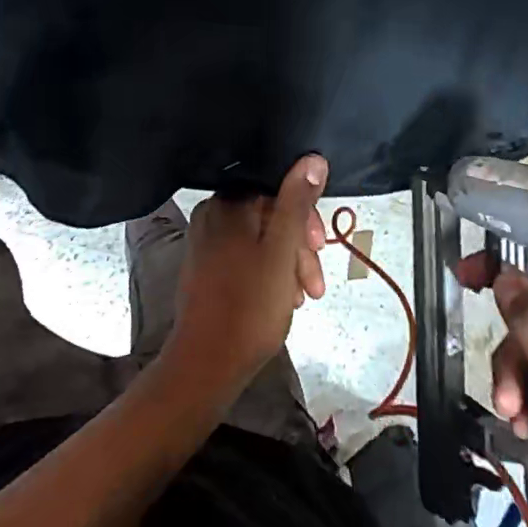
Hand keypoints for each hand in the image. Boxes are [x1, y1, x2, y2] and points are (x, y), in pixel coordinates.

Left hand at [168, 154, 328, 387]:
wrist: (206, 367)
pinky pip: (248, 257)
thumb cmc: (249, 305)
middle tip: (316, 281)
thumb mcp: (283, 250)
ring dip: (290, 263)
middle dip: (300, 245)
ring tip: (303, 297)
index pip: (278, 189)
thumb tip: (313, 159)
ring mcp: (207, 244)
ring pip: (263, 239)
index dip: (306, 214)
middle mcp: (213, 216)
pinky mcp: (207, 269)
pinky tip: (284, 298)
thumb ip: (298, 202)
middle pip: (271, 214)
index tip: (321, 246)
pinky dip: (270, 272)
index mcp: (228, 205)